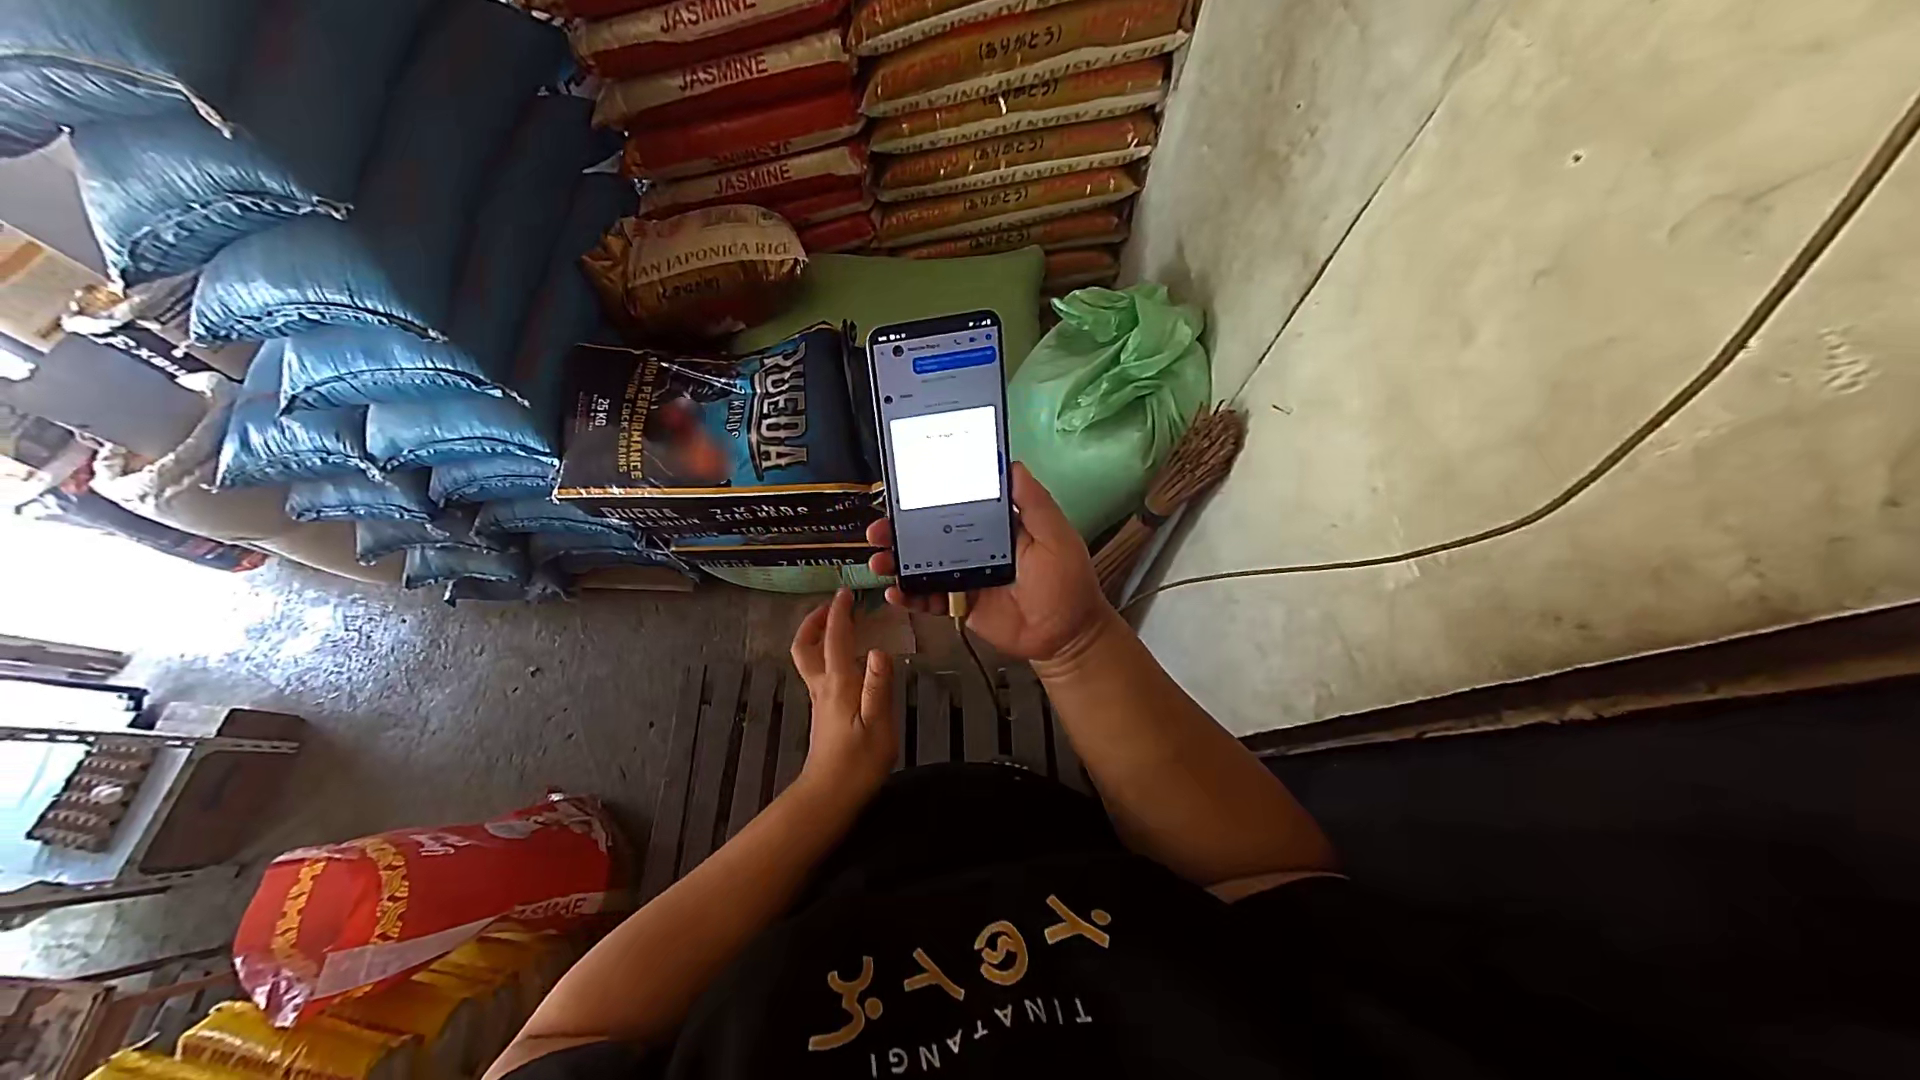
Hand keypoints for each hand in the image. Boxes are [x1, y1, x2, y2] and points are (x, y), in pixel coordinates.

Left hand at [789, 588, 896, 798]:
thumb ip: (879, 686)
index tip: (846, 593)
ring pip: (808, 658)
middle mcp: (823, 686)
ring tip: (836, 624)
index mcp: (839, 684)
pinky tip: (844, 659)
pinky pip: (817, 671)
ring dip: (817, 635)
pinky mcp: (823, 711)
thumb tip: (880, 649)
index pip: (836, 639)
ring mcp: (819, 699)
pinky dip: (825, 653)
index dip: (840, 613)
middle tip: (833, 605)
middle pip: (807, 645)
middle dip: (816, 620)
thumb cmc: (858, 763)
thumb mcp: (878, 724)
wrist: (829, 796)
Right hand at [868, 462, 1117, 664]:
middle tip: (877, 529)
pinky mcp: (959, 604)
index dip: (928, 497)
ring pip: (922, 565)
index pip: (955, 504)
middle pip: (928, 534)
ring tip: (878, 561)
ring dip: (896, 562)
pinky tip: (894, 592)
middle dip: (899, 530)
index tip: (902, 490)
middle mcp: (973, 547)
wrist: (1066, 635)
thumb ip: (1033, 502)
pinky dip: (909, 596)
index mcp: (993, 526)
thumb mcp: (1054, 534)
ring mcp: (963, 577)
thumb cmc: (1065, 580)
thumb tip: (1012, 464)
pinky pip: (928, 599)